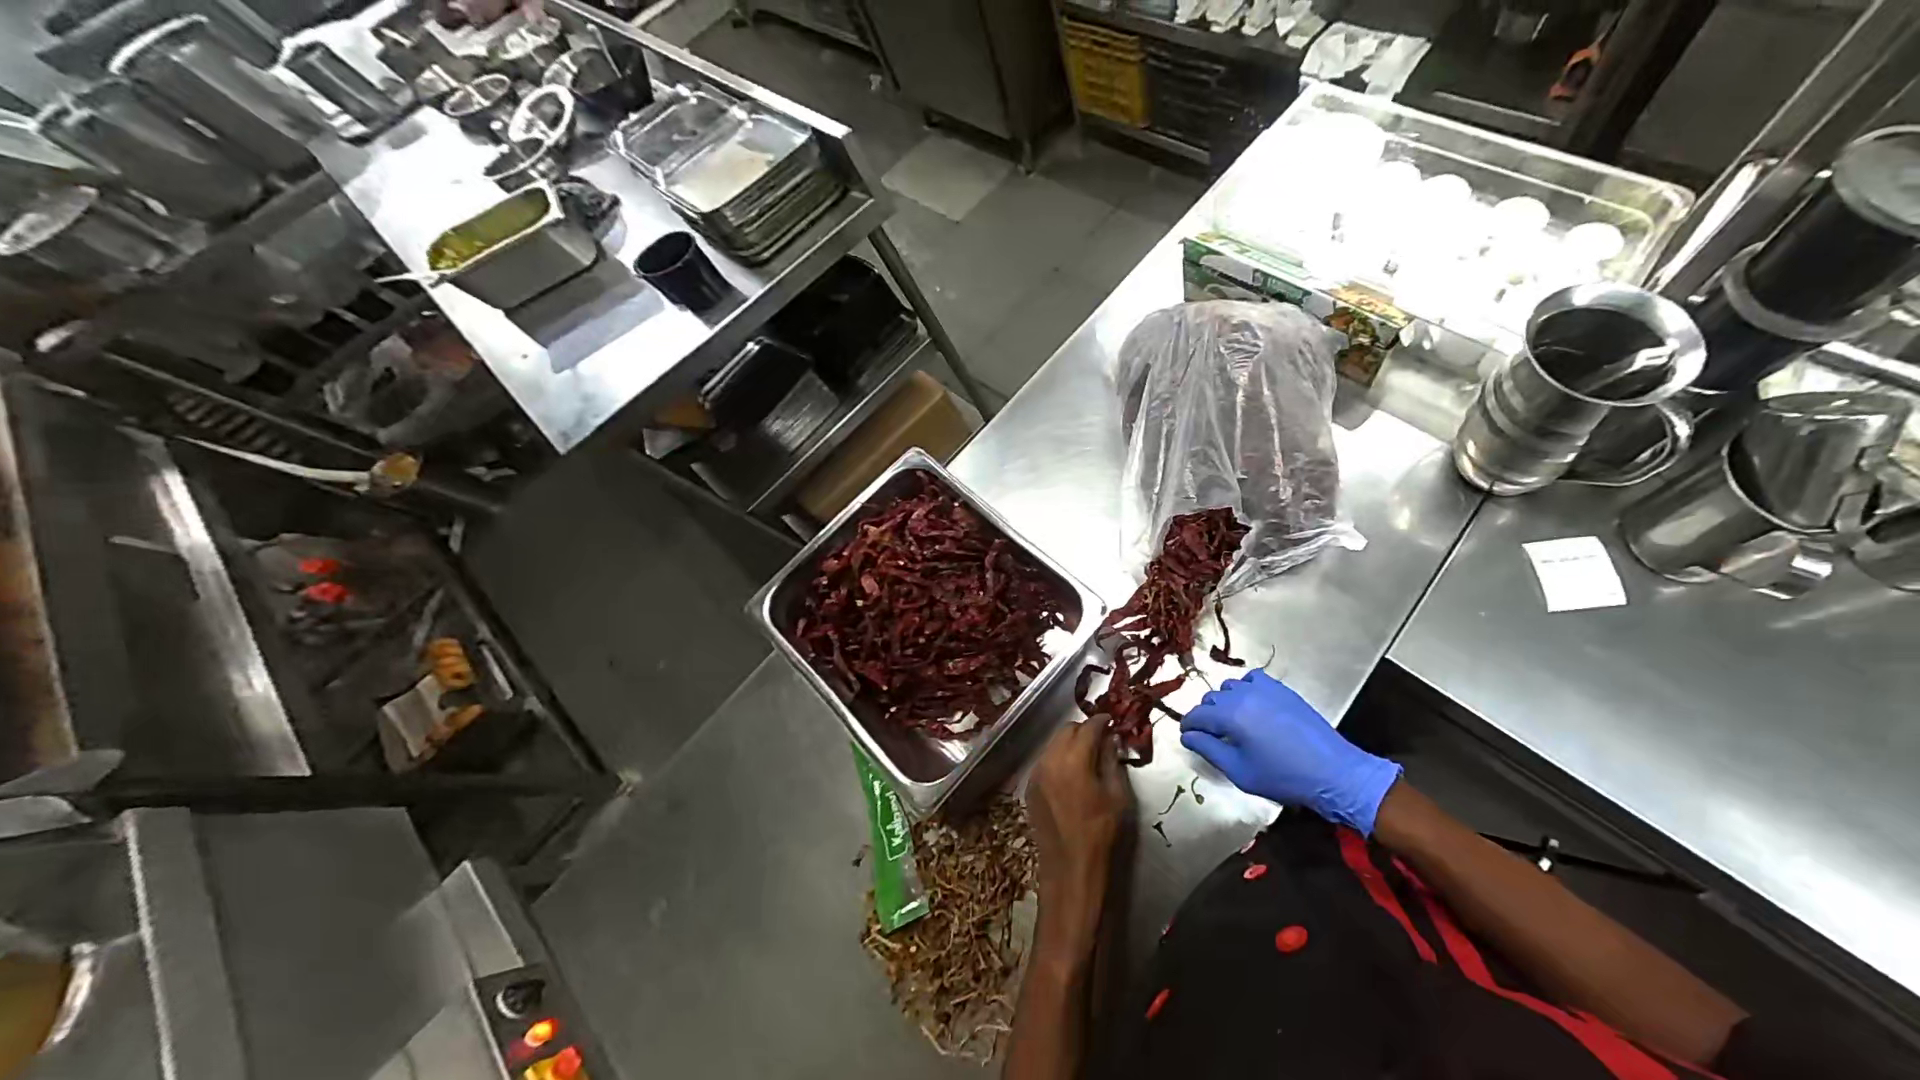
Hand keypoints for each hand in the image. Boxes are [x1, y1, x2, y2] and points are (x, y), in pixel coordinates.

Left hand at [1027, 716, 1129, 930]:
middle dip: (1084, 729)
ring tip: (1088, 755)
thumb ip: (1112, 761)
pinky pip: (1045, 760)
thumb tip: (1111, 739)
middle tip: (1101, 738)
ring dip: (1070, 742)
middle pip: (1066, 730)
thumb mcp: (1116, 795)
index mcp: (1073, 760)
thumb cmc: (1100, 832)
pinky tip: (1072, 772)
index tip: (1111, 721)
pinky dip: (1059, 757)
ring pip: (1053, 743)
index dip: (1101, 721)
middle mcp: (1049, 760)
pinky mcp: (1030, 786)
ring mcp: (1036, 772)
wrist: (1070, 866)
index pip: (1087, 727)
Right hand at [1180, 669, 1401, 834]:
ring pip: (1230, 686)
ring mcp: (1265, 689)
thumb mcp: (1239, 771)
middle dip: (1205, 715)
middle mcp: (1243, 695)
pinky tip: (1252, 707)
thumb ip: (1209, 750)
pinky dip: (1245, 689)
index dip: (1188, 726)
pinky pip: (1253, 680)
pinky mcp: (1282, 690)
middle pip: (1211, 698)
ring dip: (1225, 702)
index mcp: (1230, 715)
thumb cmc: (1283, 777)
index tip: (1187, 736)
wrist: (1334, 773)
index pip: (1196, 714)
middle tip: (1212, 735)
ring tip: (1233, 722)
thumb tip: (1188, 736)